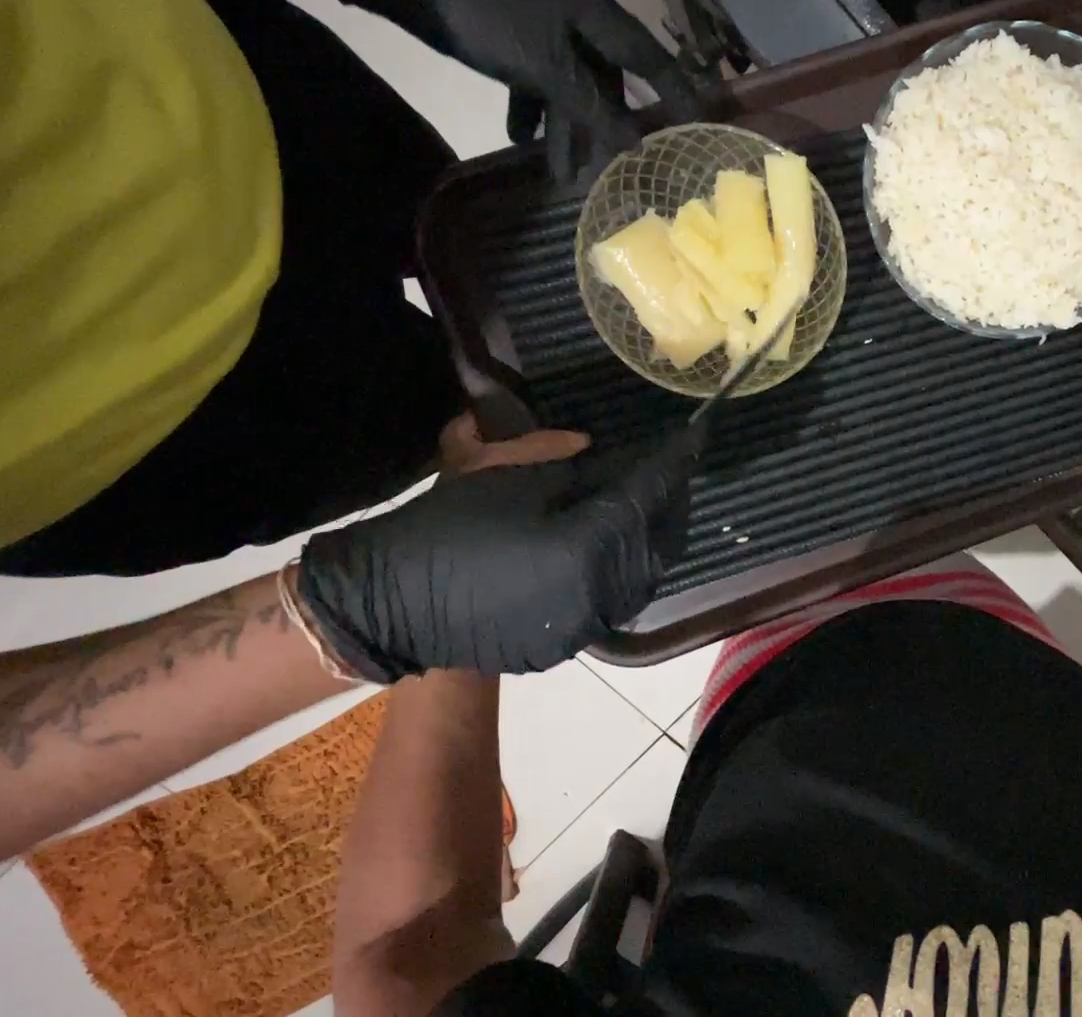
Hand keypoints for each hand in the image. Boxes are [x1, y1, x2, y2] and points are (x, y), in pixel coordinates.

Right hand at [295, 416, 698, 680]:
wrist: (389, 604)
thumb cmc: (446, 529)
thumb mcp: (500, 476)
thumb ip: (556, 458)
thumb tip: (592, 447)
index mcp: (584, 545)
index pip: (646, 495)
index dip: (673, 463)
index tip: (692, 440)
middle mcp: (599, 591)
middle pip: (659, 539)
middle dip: (671, 502)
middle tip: (670, 472)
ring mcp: (588, 623)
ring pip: (646, 574)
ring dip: (654, 537)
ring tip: (647, 507)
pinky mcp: (573, 642)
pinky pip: (620, 599)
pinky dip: (629, 569)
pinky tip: (617, 546)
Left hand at [342, 0, 703, 182]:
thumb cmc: (483, 9)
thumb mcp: (543, 64)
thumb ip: (591, 107)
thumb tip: (635, 146)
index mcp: (595, 16)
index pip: (651, 60)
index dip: (678, 94)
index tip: (702, 125)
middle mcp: (577, 20)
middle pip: (610, 83)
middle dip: (610, 130)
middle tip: (616, 174)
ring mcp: (543, 26)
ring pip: (571, 87)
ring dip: (568, 131)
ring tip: (563, 176)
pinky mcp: (511, 33)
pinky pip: (536, 80)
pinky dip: (533, 111)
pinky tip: (521, 140)